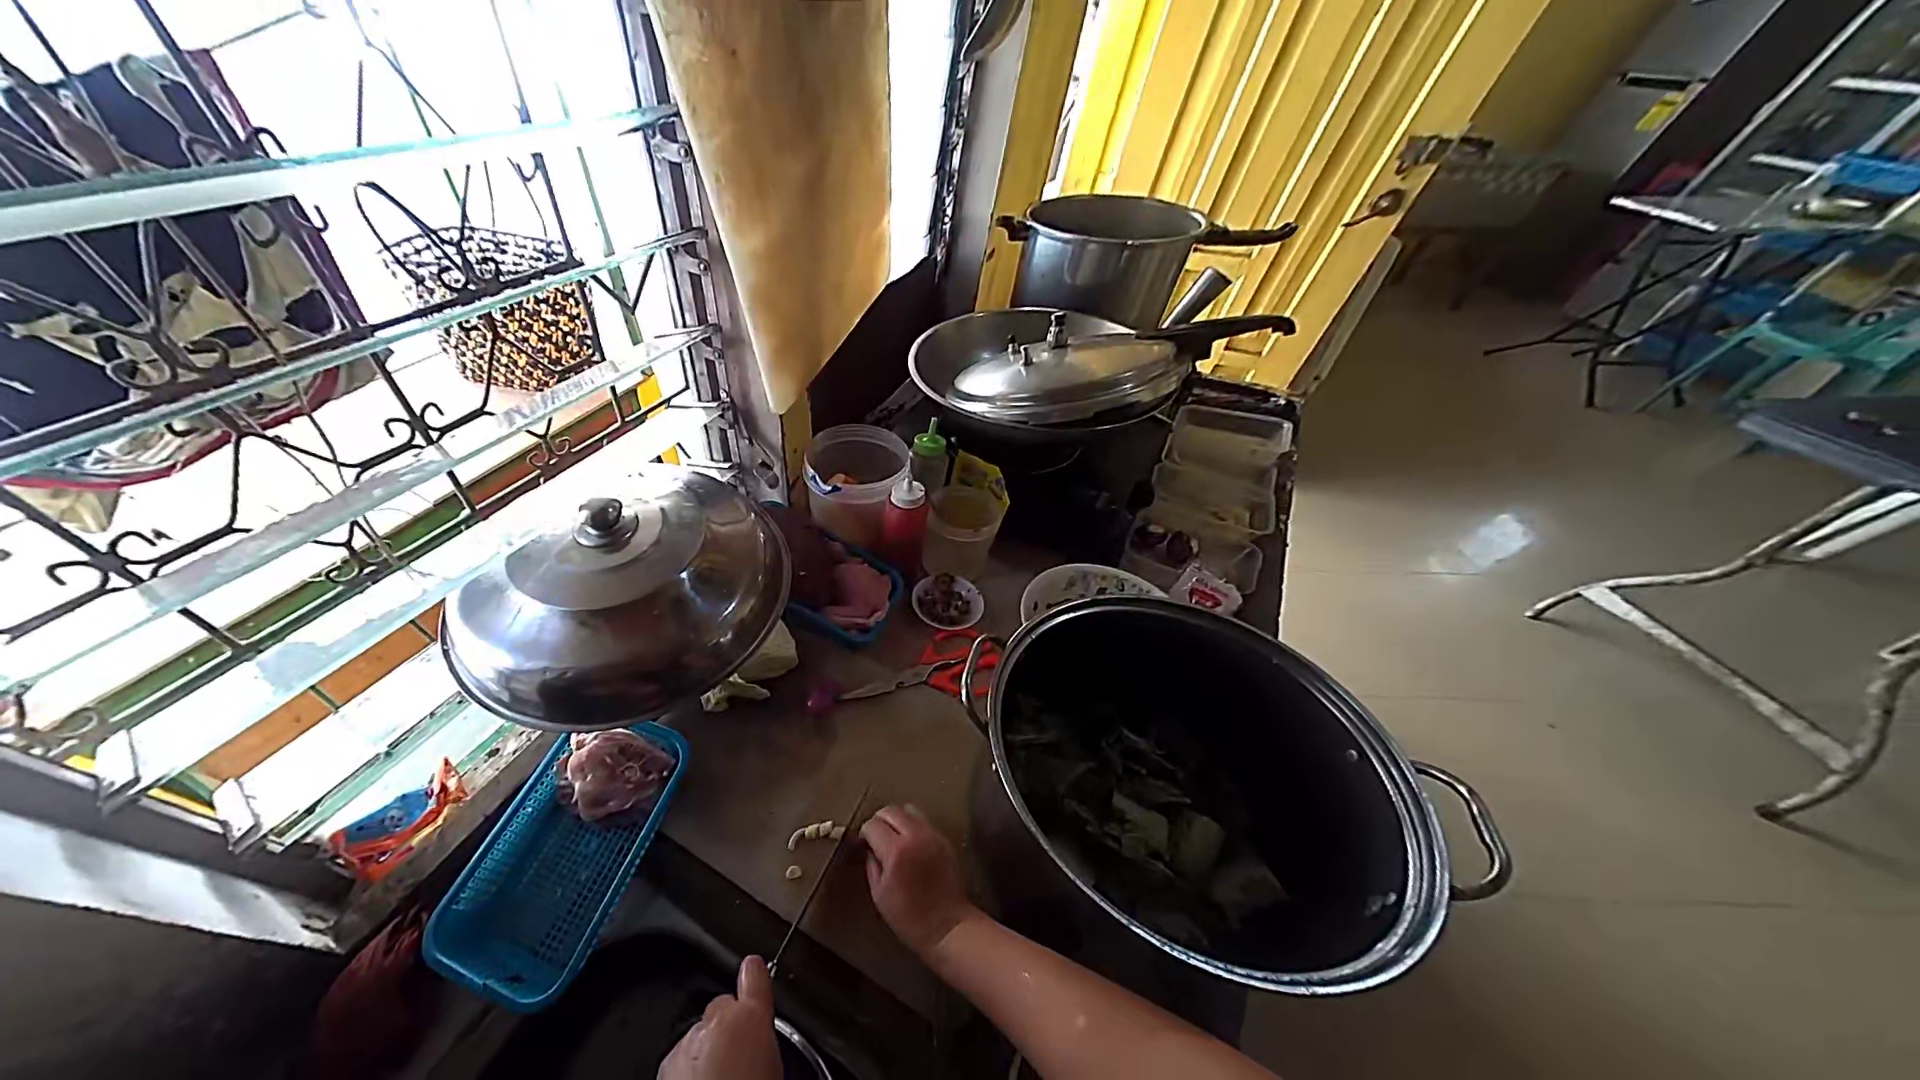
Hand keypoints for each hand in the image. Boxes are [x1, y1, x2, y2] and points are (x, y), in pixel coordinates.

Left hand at [657, 955, 780, 1079]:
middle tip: (738, 1059)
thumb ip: (763, 1040)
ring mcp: (688, 1043)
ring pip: (700, 1035)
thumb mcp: (772, 1068)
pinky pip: (682, 1058)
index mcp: (750, 1018)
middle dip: (728, 1027)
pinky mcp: (665, 1066)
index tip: (753, 966)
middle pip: (723, 1008)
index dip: (753, 972)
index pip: (753, 975)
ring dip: (707, 1051)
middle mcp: (716, 1022)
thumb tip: (757, 1038)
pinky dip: (688, 1070)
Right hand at [861, 803, 980, 954]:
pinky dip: (913, 826)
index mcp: (895, 851)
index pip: (872, 824)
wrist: (947, 925)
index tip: (864, 844)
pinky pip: (924, 821)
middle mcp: (915, 835)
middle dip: (879, 821)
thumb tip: (869, 847)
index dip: (864, 833)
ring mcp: (932, 835)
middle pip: (890, 810)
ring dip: (897, 819)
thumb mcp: (879, 894)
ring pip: (909, 810)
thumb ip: (872, 864)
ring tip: (893, 838)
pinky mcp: (944, 839)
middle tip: (875, 838)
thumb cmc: (908, 917)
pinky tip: (910, 845)